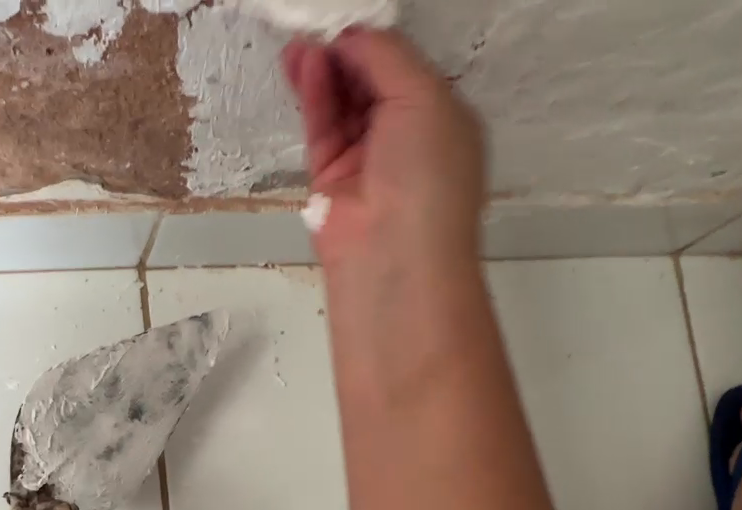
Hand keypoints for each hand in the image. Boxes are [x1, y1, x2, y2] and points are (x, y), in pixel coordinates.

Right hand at [283, 30, 486, 269]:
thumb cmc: (428, 174)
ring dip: (323, 73)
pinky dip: (313, 97)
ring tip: (300, 46)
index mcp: (442, 117)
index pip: (406, 70)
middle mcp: (404, 138)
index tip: (352, 25)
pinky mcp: (329, 178)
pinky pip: (321, 128)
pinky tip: (304, 67)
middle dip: (346, 56)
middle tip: (318, 29)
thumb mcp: (424, 96)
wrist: (392, 252)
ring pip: (341, 105)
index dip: (379, 46)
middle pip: (370, 84)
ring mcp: (365, 160)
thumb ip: (387, 58)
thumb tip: (352, 39)